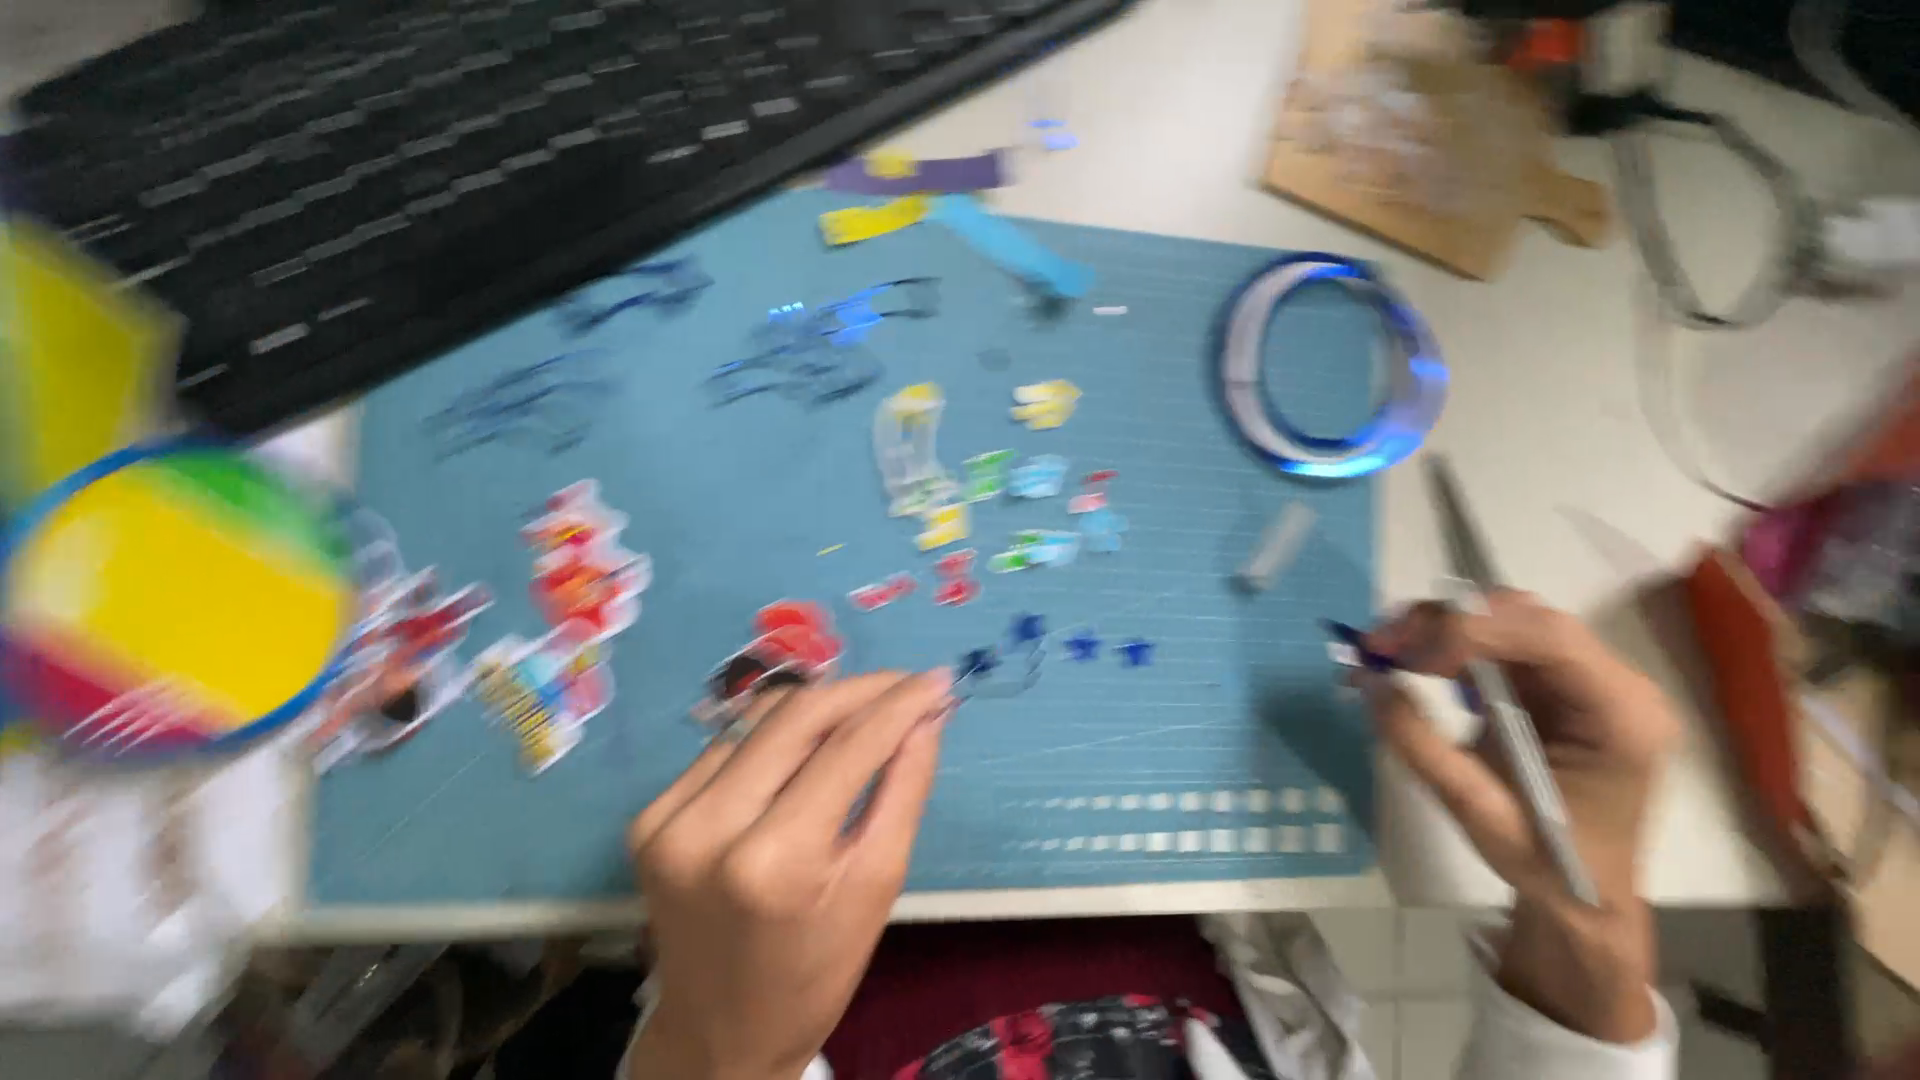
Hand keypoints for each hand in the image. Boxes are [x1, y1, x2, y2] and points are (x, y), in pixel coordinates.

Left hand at [625, 670, 953, 1079]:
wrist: (718, 1034)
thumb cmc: (816, 971)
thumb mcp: (877, 886)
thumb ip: (904, 790)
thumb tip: (927, 715)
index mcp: (775, 861)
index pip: (848, 748)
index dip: (899, 704)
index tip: (937, 679)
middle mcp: (710, 827)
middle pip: (797, 716)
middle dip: (861, 690)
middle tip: (907, 684)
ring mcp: (668, 818)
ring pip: (759, 721)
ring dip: (820, 705)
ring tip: (867, 707)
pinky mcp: (650, 815)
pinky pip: (727, 747)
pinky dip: (775, 735)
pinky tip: (807, 745)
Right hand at [1364, 591, 1678, 1042]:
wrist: (1583, 896)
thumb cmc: (1545, 863)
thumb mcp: (1475, 808)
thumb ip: (1421, 744)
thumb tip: (1370, 680)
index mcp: (1621, 716)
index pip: (1548, 636)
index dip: (1472, 630)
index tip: (1408, 658)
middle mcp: (1614, 684)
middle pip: (1523, 616)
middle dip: (1444, 622)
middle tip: (1379, 645)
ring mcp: (1586, 680)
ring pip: (1506, 620)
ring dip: (1439, 628)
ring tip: (1386, 652)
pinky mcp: (1556, 685)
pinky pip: (1498, 642)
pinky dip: (1447, 645)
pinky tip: (1414, 664)